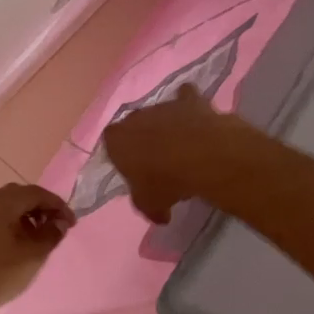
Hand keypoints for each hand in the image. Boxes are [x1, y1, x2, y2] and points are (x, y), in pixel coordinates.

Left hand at [0, 184, 74, 310]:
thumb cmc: (2, 273)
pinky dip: (11, 221)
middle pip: (19, 194)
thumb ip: (51, 233)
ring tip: (39, 235)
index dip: (57, 205)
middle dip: (40, 206)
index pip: (35, 193)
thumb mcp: (34, 254)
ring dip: (26, 214)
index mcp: (2, 204)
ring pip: (5, 205)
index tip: (71, 223)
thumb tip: (60, 222)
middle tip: (55, 225)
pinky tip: (19, 241)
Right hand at [101, 84, 255, 222]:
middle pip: (134, 126)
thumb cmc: (166, 181)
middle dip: (143, 138)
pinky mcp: (190, 99)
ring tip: (182, 146)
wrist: (203, 156)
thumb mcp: (149, 203)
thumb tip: (161, 216)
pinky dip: (189, 104)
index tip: (135, 170)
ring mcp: (162, 105)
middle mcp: (134, 117)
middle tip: (158, 160)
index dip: (122, 155)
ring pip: (159, 113)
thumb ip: (148, 207)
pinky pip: (186, 97)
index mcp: (116, 140)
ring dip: (167, 125)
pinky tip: (196, 116)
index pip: (111, 143)